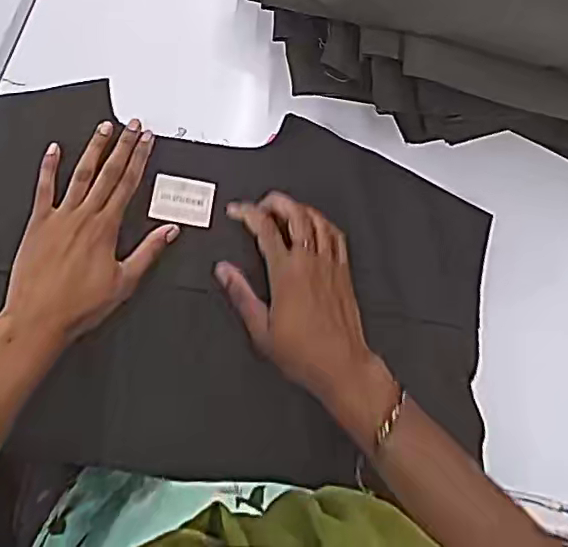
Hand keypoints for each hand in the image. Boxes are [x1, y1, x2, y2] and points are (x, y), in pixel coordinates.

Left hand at [0, 120, 176, 351]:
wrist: (37, 320)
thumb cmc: (78, 306)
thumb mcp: (124, 283)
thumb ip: (148, 252)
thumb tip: (169, 231)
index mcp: (105, 228)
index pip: (127, 183)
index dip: (138, 158)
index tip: (146, 140)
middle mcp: (83, 216)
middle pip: (108, 172)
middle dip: (122, 145)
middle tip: (131, 125)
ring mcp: (60, 216)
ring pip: (80, 173)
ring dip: (94, 148)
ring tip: (104, 128)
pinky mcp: (38, 223)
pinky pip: (44, 188)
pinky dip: (49, 167)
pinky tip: (54, 150)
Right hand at [217, 192, 400, 450]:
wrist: (342, 366)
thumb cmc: (304, 353)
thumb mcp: (261, 329)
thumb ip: (241, 294)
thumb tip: (224, 271)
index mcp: (286, 272)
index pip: (264, 227)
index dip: (247, 212)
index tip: (237, 211)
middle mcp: (309, 261)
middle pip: (294, 212)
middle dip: (275, 201)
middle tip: (261, 204)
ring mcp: (329, 263)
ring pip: (316, 219)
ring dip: (298, 207)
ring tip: (285, 209)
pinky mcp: (343, 271)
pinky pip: (336, 235)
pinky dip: (323, 222)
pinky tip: (316, 225)